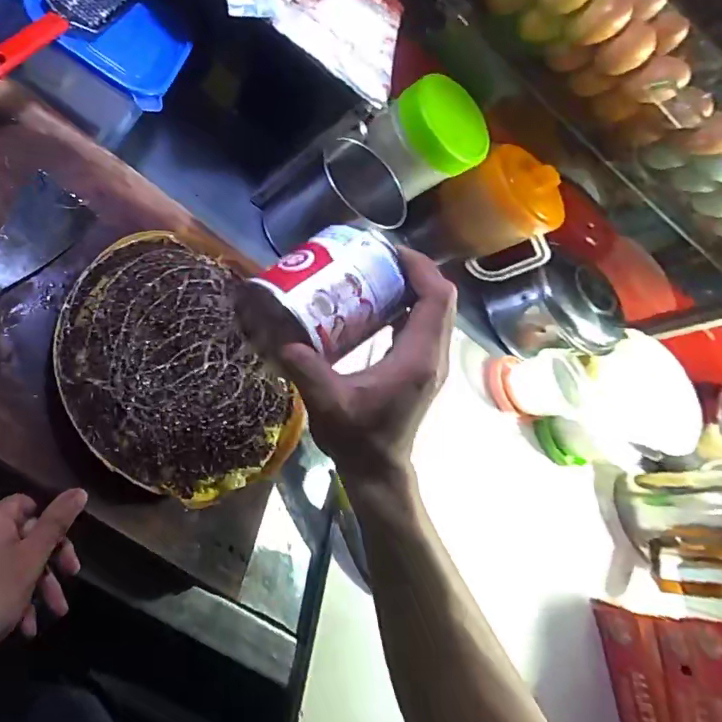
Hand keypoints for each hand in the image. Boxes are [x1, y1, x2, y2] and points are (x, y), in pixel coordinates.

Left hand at [0, 489, 85, 680]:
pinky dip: (19, 597)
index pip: (30, 505)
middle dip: (52, 562)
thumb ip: (57, 523)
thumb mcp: (33, 557)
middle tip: (71, 577)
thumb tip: (80, 491)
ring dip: (40, 585)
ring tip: (56, 612)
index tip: (66, 550)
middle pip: (28, 536)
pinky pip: (2, 579)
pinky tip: (27, 626)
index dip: (52, 525)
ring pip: (18, 562)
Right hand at [278, 248, 454, 496]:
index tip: (389, 251)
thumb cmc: (358, 439)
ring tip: (376, 274)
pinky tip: (377, 306)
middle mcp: (432, 357)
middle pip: (440, 299)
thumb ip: (306, 369)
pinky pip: (424, 326)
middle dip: (414, 272)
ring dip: (413, 288)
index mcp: (417, 358)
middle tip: (378, 259)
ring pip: (435, 312)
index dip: (419, 268)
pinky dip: (408, 308)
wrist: (378, 471)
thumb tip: (281, 338)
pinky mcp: (421, 369)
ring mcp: (430, 364)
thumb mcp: (328, 403)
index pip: (436, 298)